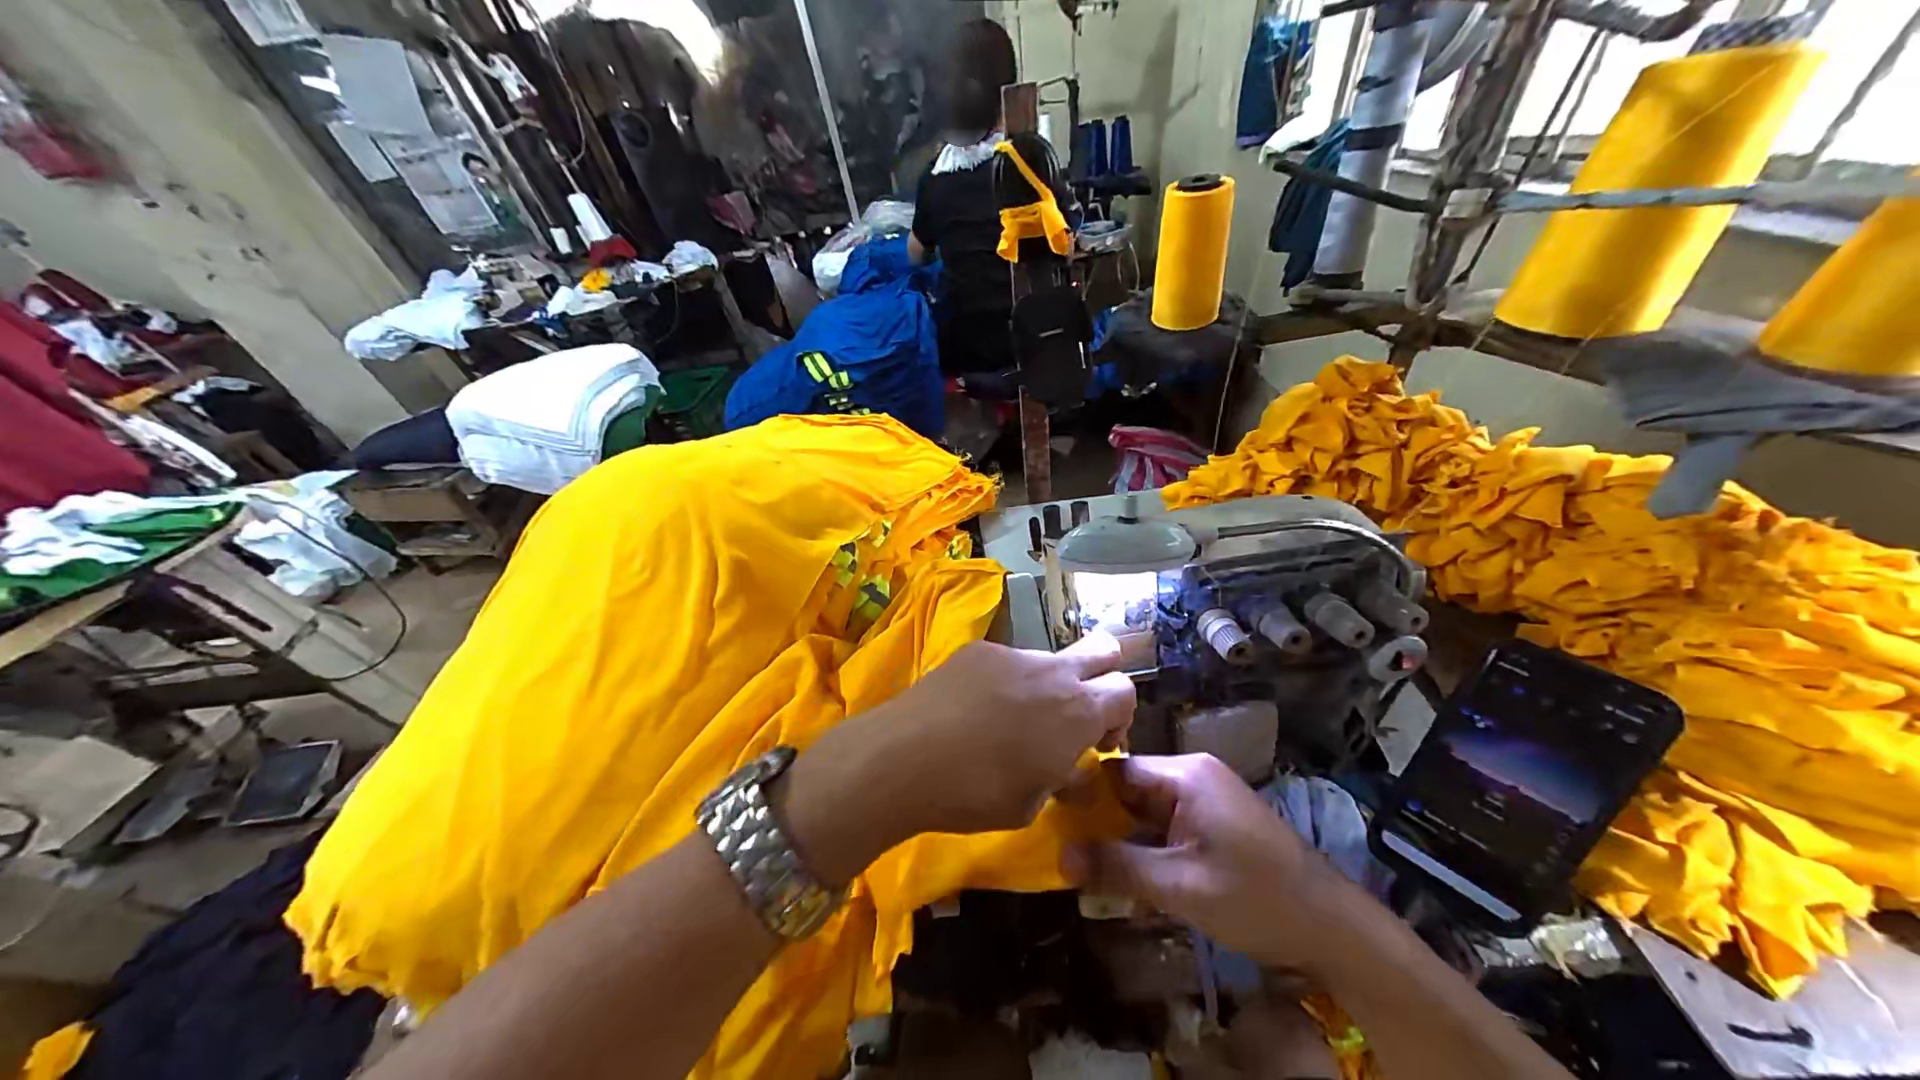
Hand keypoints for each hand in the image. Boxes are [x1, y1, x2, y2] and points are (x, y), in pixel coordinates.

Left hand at [778, 634, 1135, 884]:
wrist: (902, 758)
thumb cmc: (976, 793)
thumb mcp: (1031, 804)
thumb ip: (1063, 780)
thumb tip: (1074, 774)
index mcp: (1078, 711)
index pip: (1126, 691)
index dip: (1119, 716)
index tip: (1097, 743)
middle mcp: (1053, 671)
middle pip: (1103, 649)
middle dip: (1103, 675)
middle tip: (1077, 713)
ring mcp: (1012, 654)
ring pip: (1050, 658)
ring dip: (1049, 684)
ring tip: (1013, 719)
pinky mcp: (978, 649)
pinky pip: (1008, 660)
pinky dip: (1007, 681)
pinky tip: (975, 710)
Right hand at [1071, 754, 1352, 971]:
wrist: (1333, 929)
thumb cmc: (1256, 898)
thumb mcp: (1180, 886)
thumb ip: (1119, 868)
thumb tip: (1059, 858)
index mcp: (1186, 775)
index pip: (1116, 769)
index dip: (1082, 792)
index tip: (1051, 818)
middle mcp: (1194, 777)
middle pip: (1129, 789)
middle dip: (1099, 821)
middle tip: (1062, 850)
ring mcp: (1206, 800)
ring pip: (1145, 811)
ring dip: (1121, 838)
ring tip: (1084, 865)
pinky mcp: (1214, 824)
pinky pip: (1165, 826)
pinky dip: (1145, 848)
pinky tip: (1126, 875)